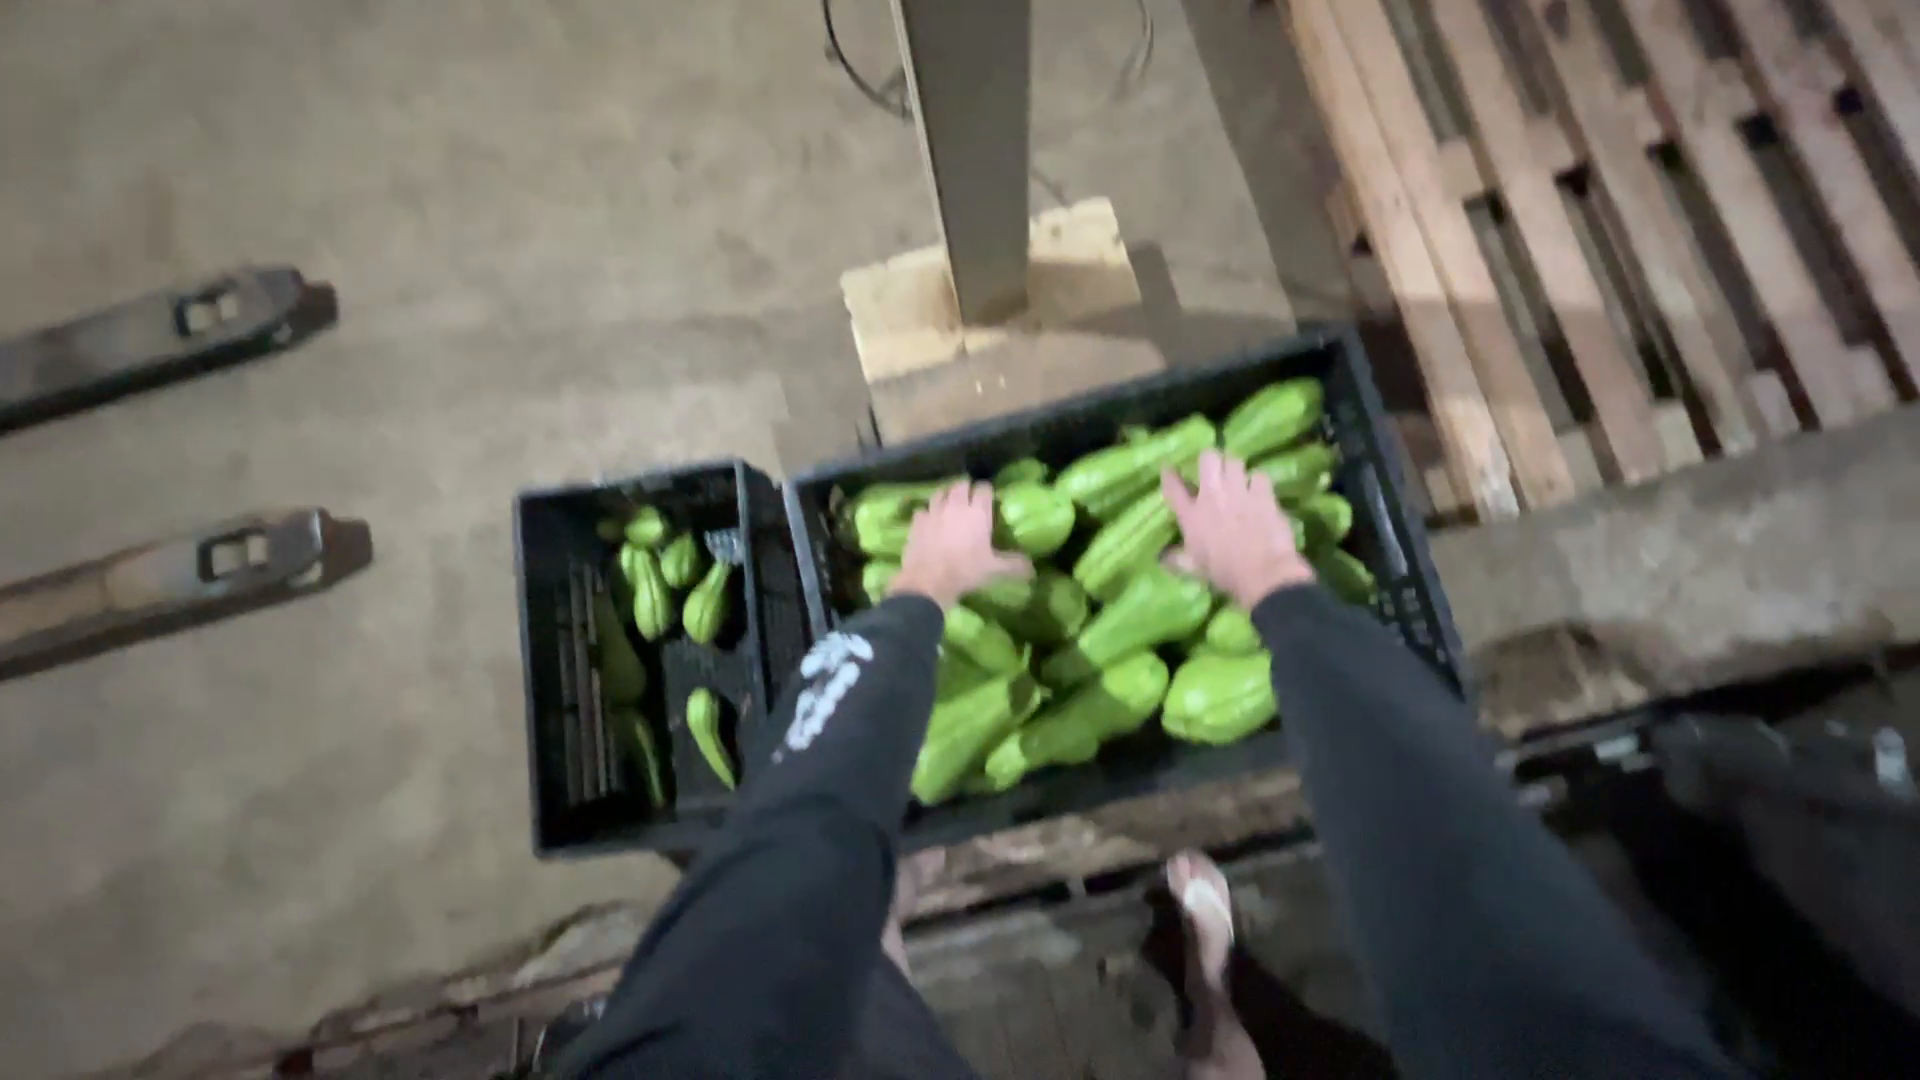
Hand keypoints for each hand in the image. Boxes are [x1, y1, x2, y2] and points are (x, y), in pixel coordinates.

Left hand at [888, 481, 1032, 609]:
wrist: (928, 581)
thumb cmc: (965, 572)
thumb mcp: (994, 570)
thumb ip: (1014, 565)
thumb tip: (1032, 568)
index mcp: (977, 512)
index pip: (984, 488)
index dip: (987, 491)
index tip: (989, 499)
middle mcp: (956, 505)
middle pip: (960, 484)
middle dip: (966, 489)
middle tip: (970, 501)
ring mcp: (934, 511)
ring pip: (940, 492)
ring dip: (946, 496)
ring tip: (950, 507)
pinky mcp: (917, 521)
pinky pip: (923, 510)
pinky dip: (928, 513)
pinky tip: (930, 522)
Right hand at [1162, 451, 1314, 608]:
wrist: (1262, 573)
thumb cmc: (1224, 572)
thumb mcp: (1193, 568)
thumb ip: (1176, 559)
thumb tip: (1163, 558)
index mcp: (1191, 515)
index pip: (1173, 486)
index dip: (1169, 474)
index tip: (1169, 467)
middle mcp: (1212, 496)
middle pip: (1208, 458)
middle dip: (1210, 460)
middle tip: (1214, 471)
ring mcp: (1239, 492)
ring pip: (1234, 461)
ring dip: (1234, 469)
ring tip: (1238, 479)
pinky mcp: (1264, 494)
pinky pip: (1259, 475)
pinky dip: (1258, 482)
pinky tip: (1259, 491)